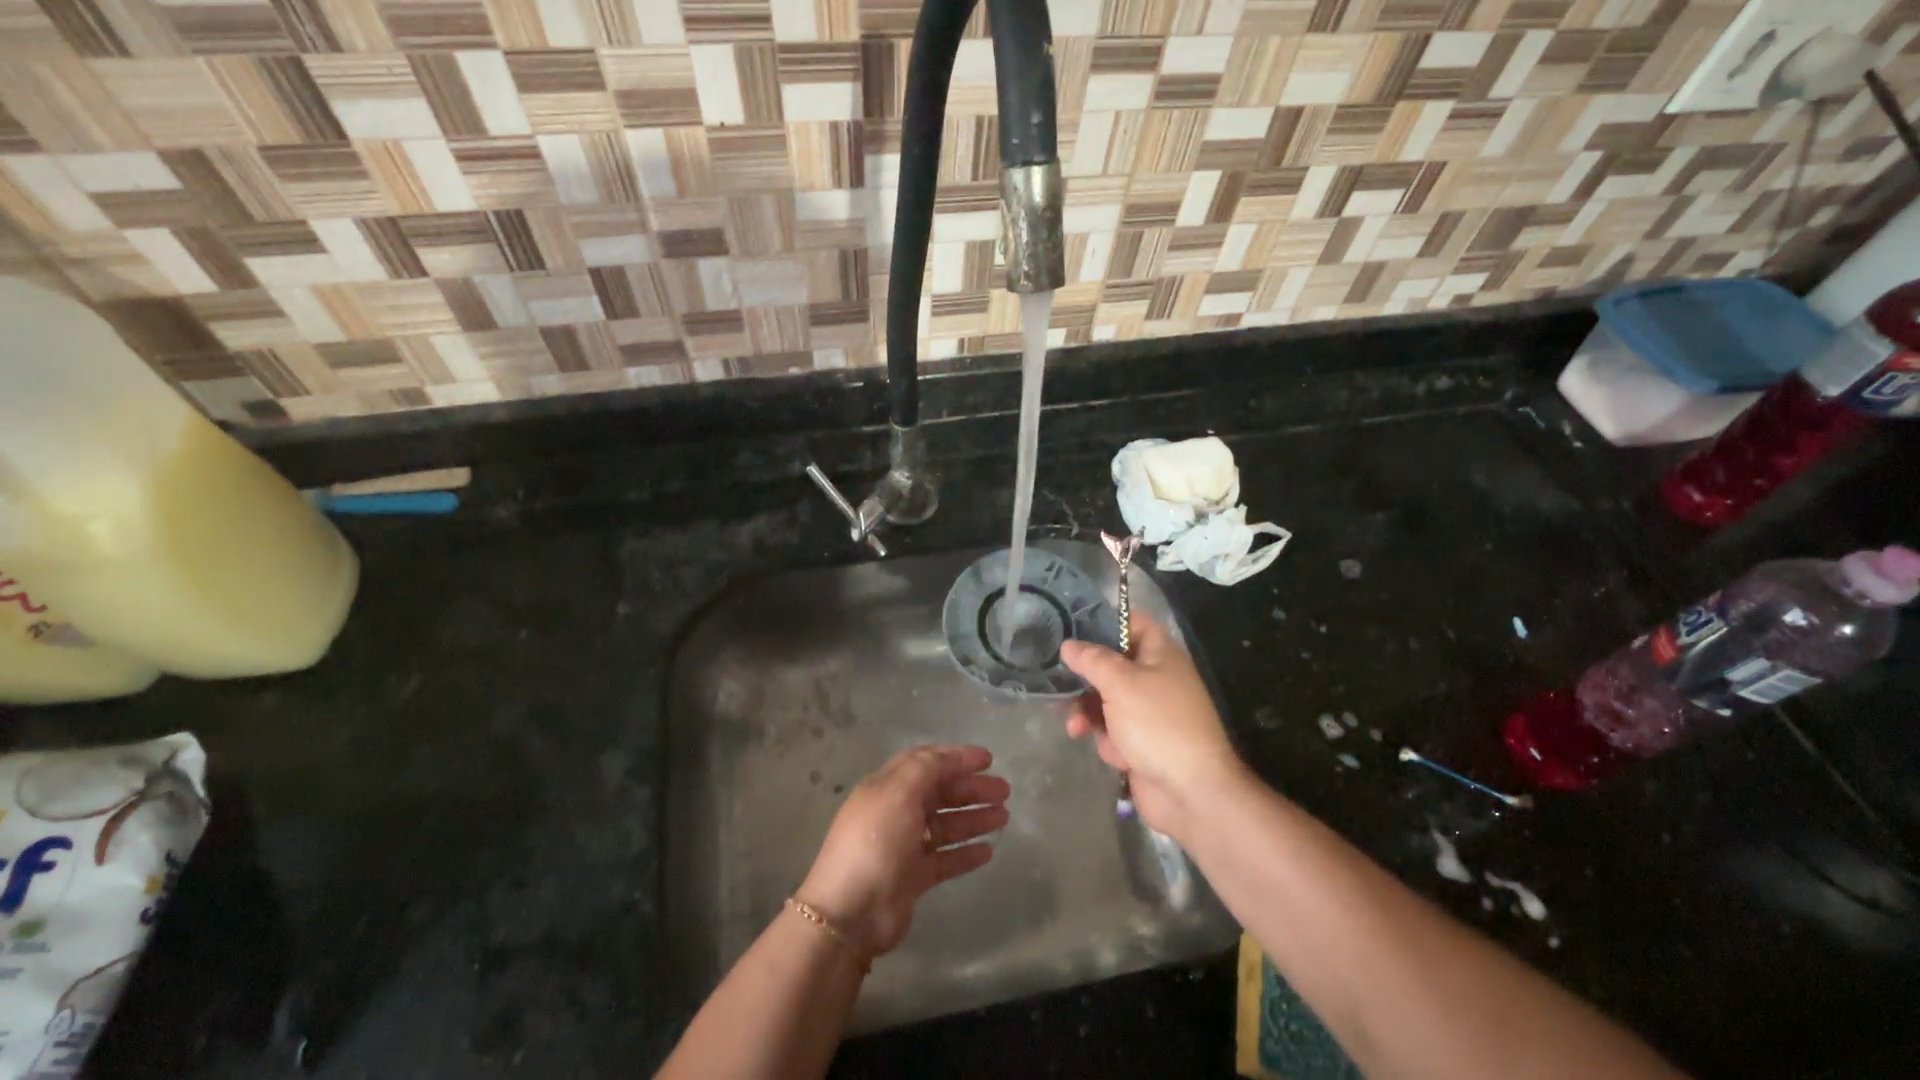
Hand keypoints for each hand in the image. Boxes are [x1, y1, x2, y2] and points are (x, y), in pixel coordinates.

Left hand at [797, 744, 1009, 959]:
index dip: (955, 757)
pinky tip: (988, 850)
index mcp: (886, 788)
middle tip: (1004, 790)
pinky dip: (965, 852)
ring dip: (973, 818)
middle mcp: (895, 813)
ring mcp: (904, 847)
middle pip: (939, 793)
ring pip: (945, 826)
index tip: (988, 759)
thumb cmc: (875, 844)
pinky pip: (945, 859)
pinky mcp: (914, 877)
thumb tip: (952, 756)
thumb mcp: (898, 793)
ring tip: (1004, 817)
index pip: (924, 763)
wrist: (852, 912)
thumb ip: (927, 768)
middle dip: (971, 788)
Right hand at [1060, 615, 1244, 840]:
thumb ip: (1093, 661)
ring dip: (1087, 711)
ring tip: (1076, 726)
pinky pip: (1111, 729)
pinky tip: (1100, 748)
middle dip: (1084, 677)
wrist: (1190, 791)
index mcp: (1161, 655)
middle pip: (1111, 665)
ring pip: (1105, 700)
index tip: (1071, 628)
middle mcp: (1155, 679)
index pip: (1132, 623)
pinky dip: (1103, 737)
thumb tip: (1069, 645)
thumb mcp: (1122, 684)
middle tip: (1058, 682)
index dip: (1105, 622)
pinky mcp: (1139, 742)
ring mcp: (1147, 713)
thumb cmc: (1159, 725)